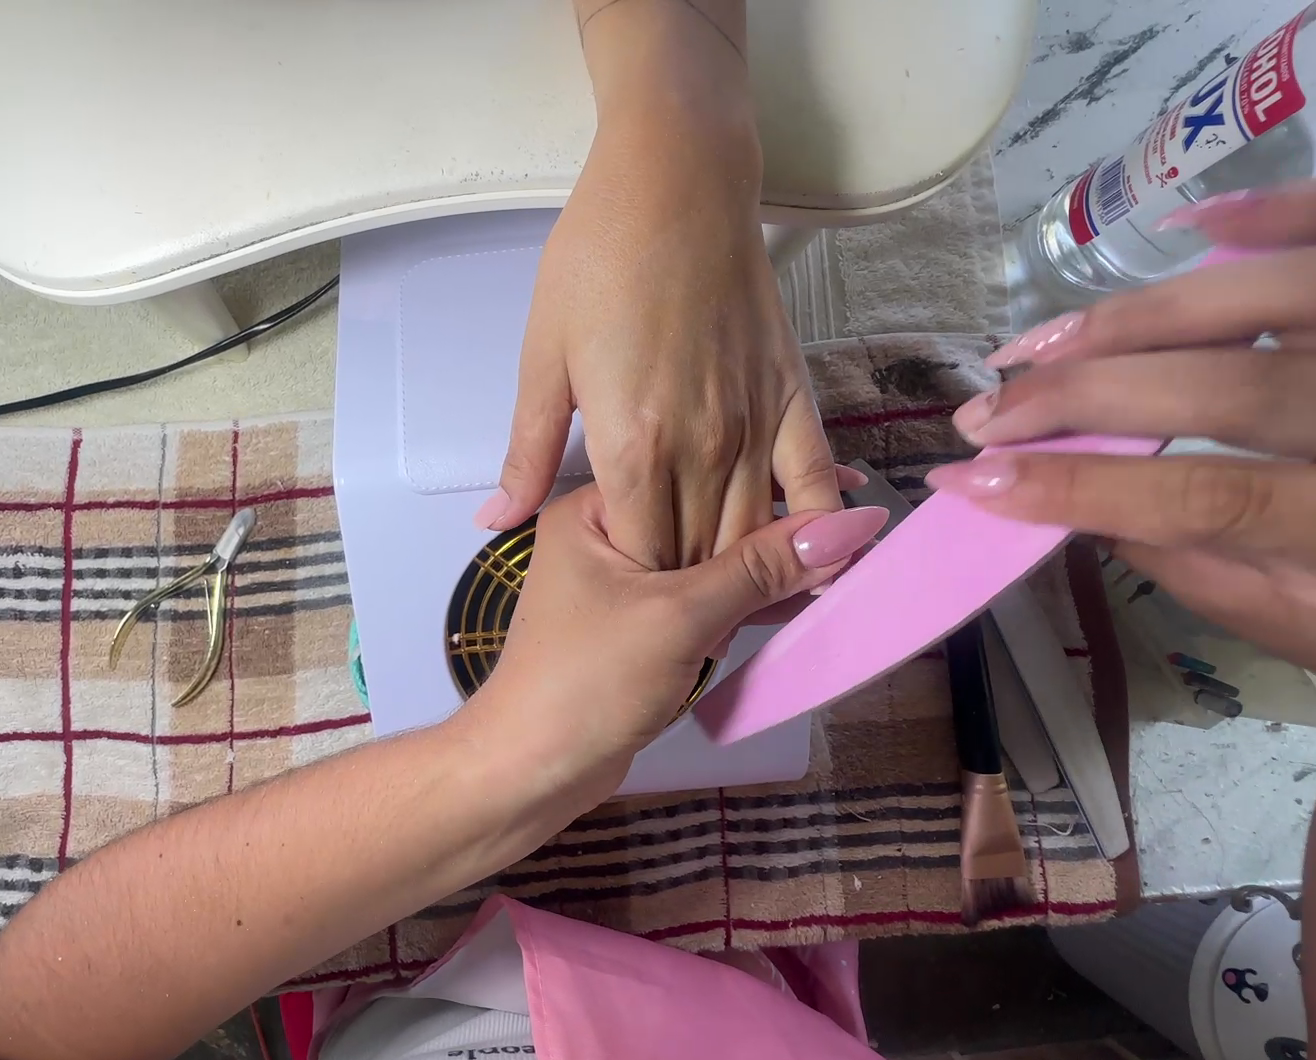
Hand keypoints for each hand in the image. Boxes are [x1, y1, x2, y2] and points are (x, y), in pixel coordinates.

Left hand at [479, 0, 839, 571]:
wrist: (675, 185)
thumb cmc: (594, 267)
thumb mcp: (542, 362)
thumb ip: (526, 453)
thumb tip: (492, 521)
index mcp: (633, 448)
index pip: (645, 558)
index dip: (640, 593)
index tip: (631, 612)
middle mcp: (702, 449)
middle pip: (701, 554)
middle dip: (687, 595)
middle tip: (677, 617)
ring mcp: (755, 424)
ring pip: (757, 529)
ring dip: (745, 575)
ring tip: (734, 606)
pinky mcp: (793, 394)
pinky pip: (816, 475)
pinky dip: (819, 523)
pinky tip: (823, 559)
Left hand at [481, 471, 884, 778]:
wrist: (533, 768)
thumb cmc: (589, 680)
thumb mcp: (679, 616)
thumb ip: (759, 568)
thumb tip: (850, 524)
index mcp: (594, 508)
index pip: (693, 475)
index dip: (768, 485)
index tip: (844, 492)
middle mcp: (605, 534)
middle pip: (705, 517)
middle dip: (775, 530)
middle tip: (859, 533)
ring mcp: (620, 582)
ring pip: (707, 562)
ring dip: (767, 570)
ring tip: (847, 563)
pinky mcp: (636, 624)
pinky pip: (699, 599)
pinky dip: (744, 603)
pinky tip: (801, 598)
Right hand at [930, 178, 1315, 708]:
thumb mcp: (1283, 618)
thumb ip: (1171, 550)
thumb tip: (1040, 482)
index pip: (1210, 498)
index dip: (1074, 485)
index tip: (967, 477)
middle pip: (1242, 386)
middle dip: (1082, 396)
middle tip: (984, 414)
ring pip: (1308, 290)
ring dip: (1144, 314)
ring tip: (1041, 344)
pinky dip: (1300, 206)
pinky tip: (1197, 220)